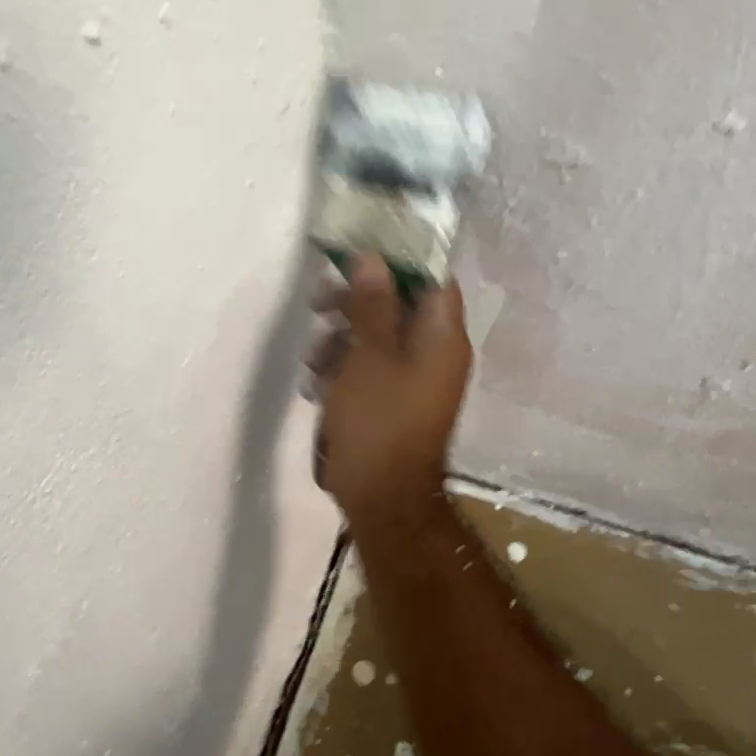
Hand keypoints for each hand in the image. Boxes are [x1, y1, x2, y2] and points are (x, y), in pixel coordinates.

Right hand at [307, 252, 472, 514]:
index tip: (357, 255)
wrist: (384, 500)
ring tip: (312, 360)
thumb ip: (373, 305)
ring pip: (380, 338)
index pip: (432, 278)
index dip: (397, 261)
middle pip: (400, 305)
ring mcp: (418, 380)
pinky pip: (374, 369)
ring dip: (342, 339)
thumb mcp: (369, 356)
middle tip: (317, 301)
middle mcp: (438, 353)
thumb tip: (375, 259)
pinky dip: (346, 369)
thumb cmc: (378, 421)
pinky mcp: (397, 402)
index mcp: (443, 336)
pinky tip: (317, 385)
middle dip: (356, 302)